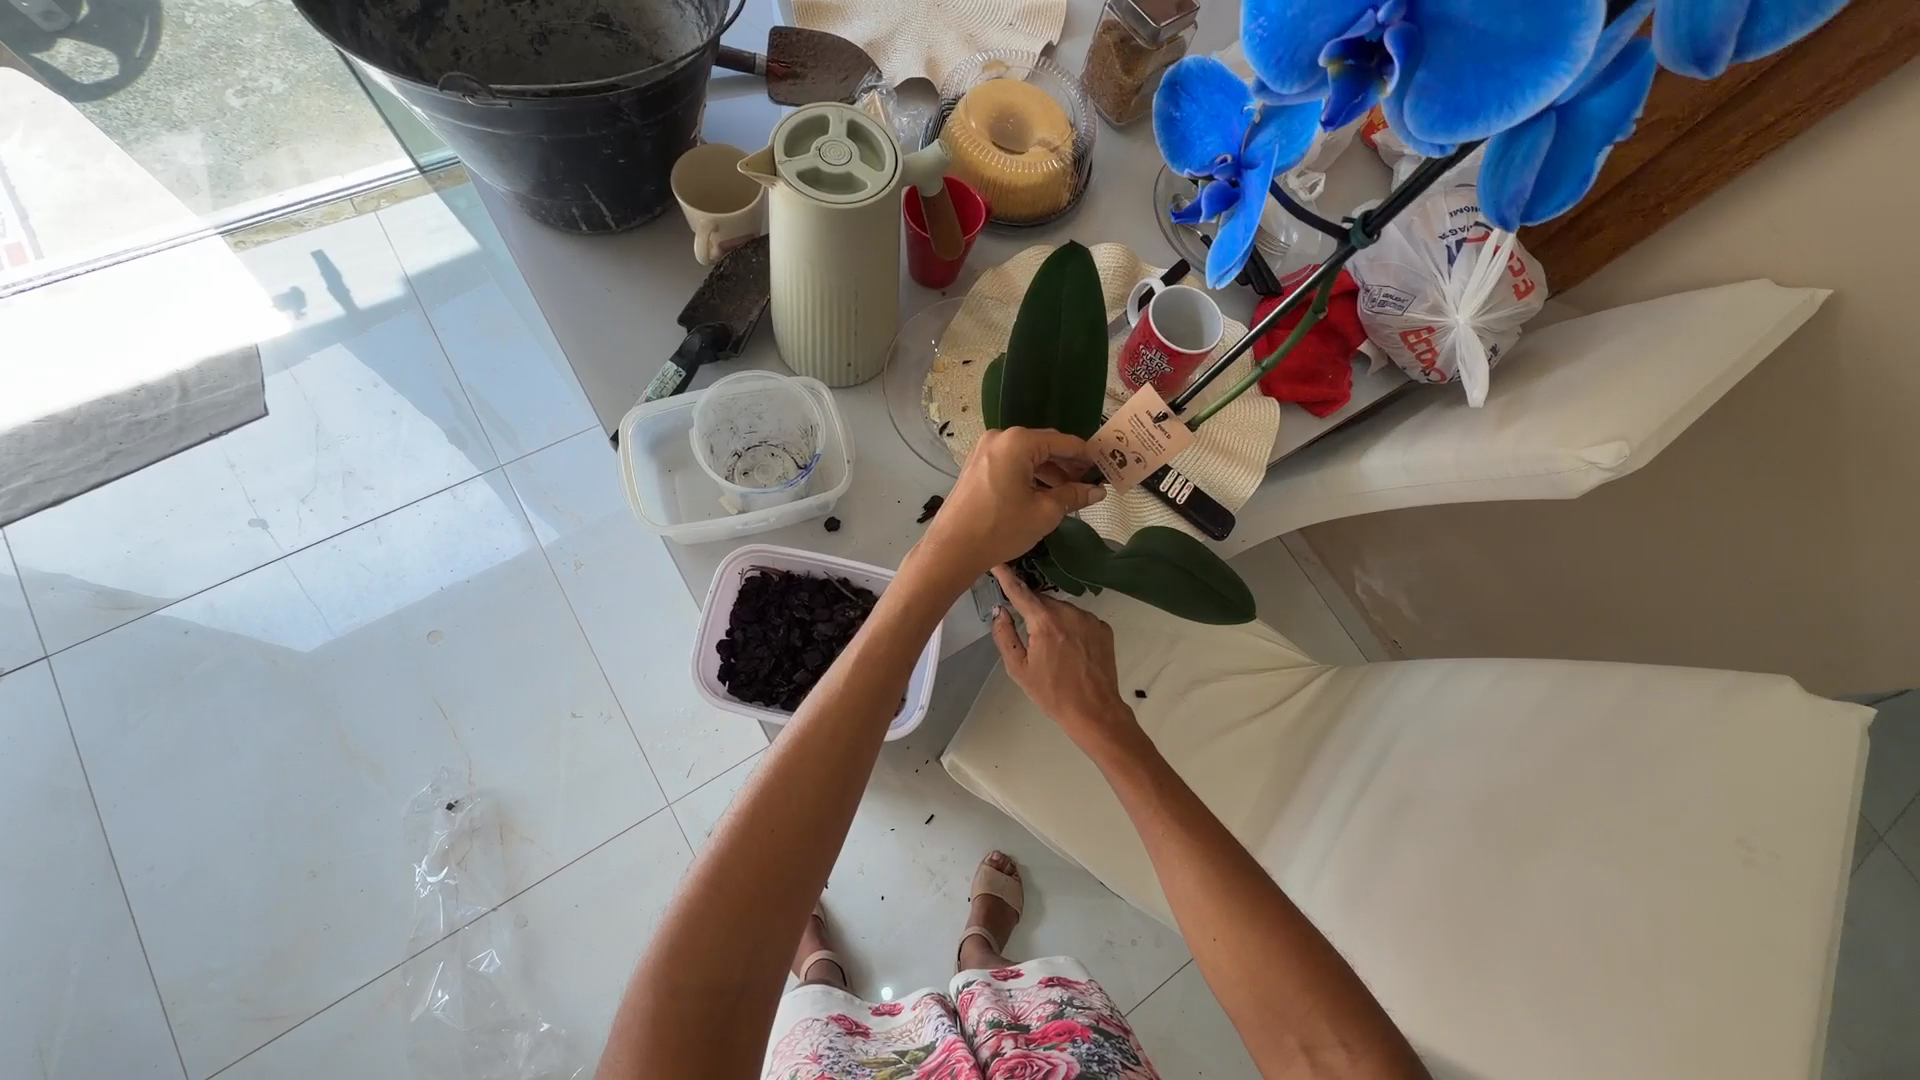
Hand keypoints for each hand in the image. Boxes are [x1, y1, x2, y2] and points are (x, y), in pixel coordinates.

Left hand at [912, 427, 1104, 588]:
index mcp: (1018, 442)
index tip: (1104, 467)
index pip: (1063, 442)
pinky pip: (1011, 464)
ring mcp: (984, 451)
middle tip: (1090, 482)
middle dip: (1068, 463)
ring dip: (1049, 471)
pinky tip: (1044, 494)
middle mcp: (999, 438)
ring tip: (1070, 492)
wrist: (951, 549)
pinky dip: (1029, 476)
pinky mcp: (976, 466)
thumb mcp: (1044, 513)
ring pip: (1027, 456)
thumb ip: (1073, 496)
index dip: (1086, 455)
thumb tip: (1097, 491)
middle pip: (1044, 445)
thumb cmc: (1000, 529)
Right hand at [988, 565, 1140, 755]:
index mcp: (1044, 622)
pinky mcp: (1103, 627)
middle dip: (1033, 612)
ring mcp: (1089, 618)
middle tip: (1031, 639)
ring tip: (1055, 650)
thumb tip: (1000, 611)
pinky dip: (1071, 627)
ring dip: (1053, 620)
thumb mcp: (1019, 668)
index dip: (1006, 576)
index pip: (1020, 592)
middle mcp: (1068, 612)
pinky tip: (1072, 650)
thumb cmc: (1052, 693)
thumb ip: (1005, 635)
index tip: (997, 562)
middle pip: (1042, 602)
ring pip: (1061, 609)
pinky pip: (1079, 619)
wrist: (1094, 710)